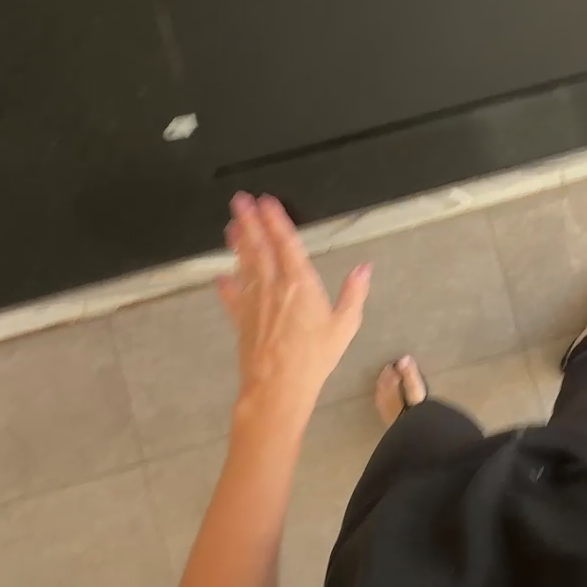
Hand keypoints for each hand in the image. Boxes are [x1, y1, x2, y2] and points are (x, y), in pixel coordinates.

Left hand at [215, 193, 370, 401]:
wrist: (278, 387)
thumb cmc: (315, 356)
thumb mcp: (345, 325)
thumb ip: (354, 293)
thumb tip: (365, 266)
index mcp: (301, 283)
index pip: (286, 244)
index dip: (275, 220)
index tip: (266, 201)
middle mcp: (274, 286)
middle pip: (259, 247)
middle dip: (250, 222)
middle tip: (239, 200)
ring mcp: (253, 301)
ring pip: (244, 264)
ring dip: (237, 242)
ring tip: (231, 224)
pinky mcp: (241, 319)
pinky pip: (232, 295)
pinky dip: (226, 283)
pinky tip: (220, 276)